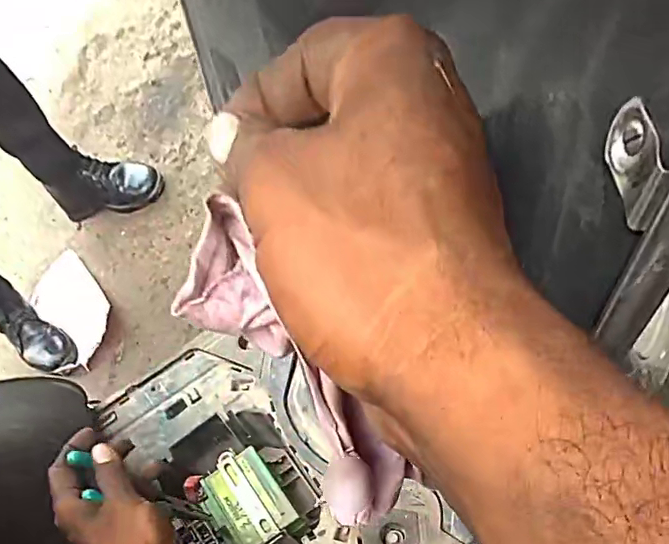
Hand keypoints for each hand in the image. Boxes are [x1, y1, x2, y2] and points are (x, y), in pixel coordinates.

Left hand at [47, 428, 194, 543]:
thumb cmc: (135, 542)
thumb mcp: (123, 499)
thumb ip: (110, 471)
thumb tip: (100, 450)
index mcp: (71, 509)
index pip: (61, 469)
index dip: (75, 447)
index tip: (94, 432)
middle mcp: (82, 518)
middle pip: (87, 479)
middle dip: (107, 460)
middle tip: (126, 446)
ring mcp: (104, 528)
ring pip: (111, 492)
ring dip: (128, 476)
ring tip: (150, 465)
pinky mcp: (124, 536)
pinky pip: (126, 507)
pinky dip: (138, 494)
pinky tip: (157, 486)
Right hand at [215, 16, 526, 406]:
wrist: (443, 358)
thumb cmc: (359, 261)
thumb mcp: (271, 185)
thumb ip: (244, 147)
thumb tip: (236, 137)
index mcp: (393, 65)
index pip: (301, 61)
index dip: (250, 105)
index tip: (224, 152)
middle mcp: (431, 114)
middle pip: (328, 130)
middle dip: (275, 174)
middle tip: (243, 212)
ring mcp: (444, 186)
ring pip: (348, 191)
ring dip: (301, 226)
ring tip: (271, 263)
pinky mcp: (443, 248)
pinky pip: (373, 236)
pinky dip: (337, 257)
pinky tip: (311, 290)